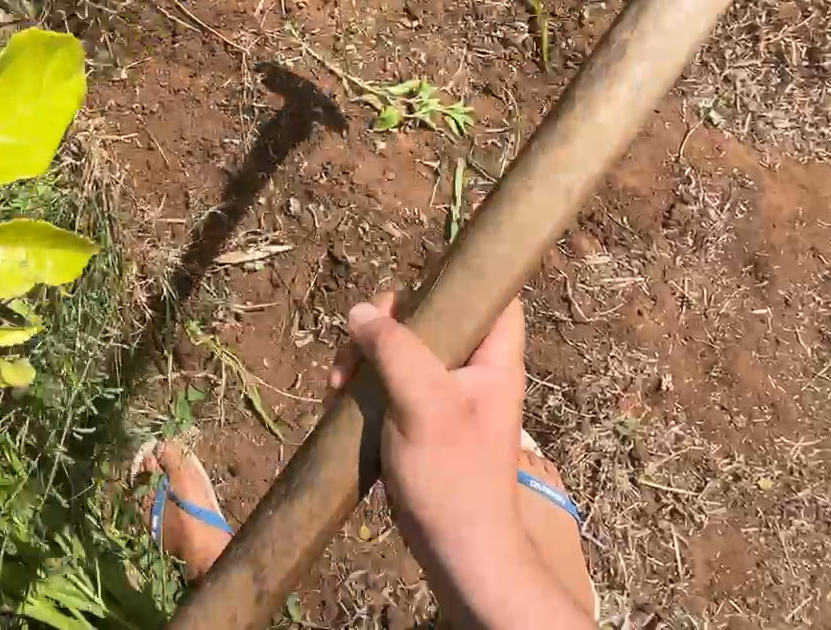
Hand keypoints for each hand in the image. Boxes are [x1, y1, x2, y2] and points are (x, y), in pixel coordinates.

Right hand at [342, 295, 591, 628]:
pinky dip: (359, 380)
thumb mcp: (424, 404)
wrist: (454, 551)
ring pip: (397, 344)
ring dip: (361, 355)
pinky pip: (383, 375)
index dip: (459, 278)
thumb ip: (393, 349)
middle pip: (426, 314)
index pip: (492, 296)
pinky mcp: (416, 412)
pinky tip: (339, 399)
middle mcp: (469, 367)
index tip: (414, 285)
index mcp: (492, 359)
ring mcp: (441, 391)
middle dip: (382, 324)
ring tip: (338, 384)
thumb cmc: (453, 477)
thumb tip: (359, 311)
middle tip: (357, 348)